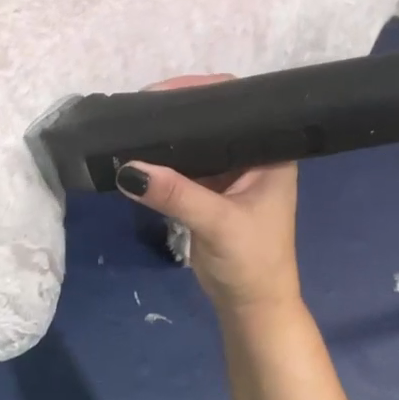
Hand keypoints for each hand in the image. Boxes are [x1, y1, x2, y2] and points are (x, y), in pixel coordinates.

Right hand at [115, 75, 302, 313]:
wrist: (251, 307)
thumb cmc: (251, 261)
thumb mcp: (216, 223)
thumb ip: (175, 194)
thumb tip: (128, 170)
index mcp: (270, 151)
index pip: (238, 104)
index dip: (201, 92)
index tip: (161, 93)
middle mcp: (252, 158)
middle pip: (212, 123)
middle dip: (176, 116)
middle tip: (138, 110)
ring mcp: (230, 179)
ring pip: (195, 150)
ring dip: (167, 145)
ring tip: (132, 131)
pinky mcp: (210, 199)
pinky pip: (184, 175)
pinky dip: (163, 170)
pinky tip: (139, 162)